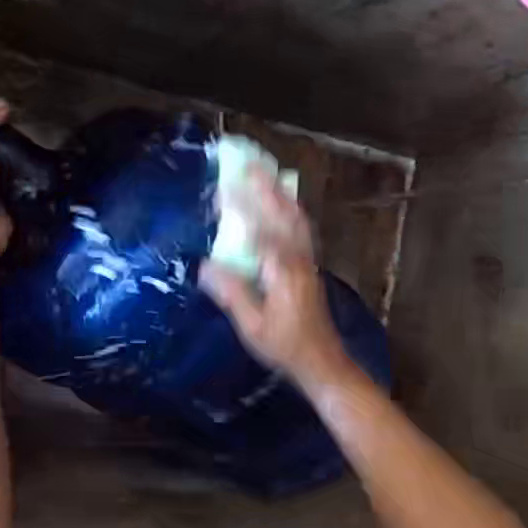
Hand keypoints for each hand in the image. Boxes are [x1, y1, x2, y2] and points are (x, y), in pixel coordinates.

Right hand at [200, 168, 356, 389]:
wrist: (322, 361)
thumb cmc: (284, 347)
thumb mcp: (252, 326)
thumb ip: (232, 293)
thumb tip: (205, 266)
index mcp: (283, 271)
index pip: (260, 230)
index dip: (242, 208)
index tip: (222, 190)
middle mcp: (299, 260)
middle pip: (284, 214)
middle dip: (265, 188)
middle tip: (246, 165)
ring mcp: (308, 262)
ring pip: (296, 219)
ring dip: (280, 195)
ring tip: (264, 175)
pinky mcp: (310, 267)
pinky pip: (301, 229)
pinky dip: (290, 211)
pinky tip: (282, 206)